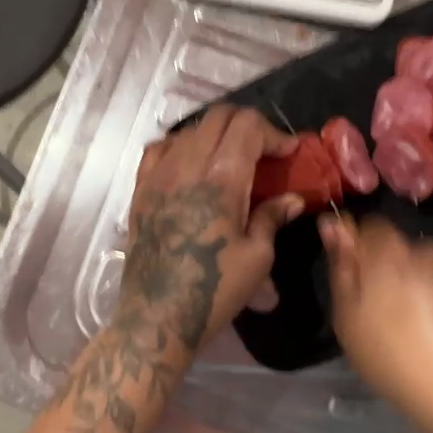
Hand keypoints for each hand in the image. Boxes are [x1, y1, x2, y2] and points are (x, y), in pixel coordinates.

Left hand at [116, 106, 301, 357]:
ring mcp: (158, 174)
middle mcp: (187, 165)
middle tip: (265, 150)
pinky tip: (191, 165)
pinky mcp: (140, 189)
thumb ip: (272, 217)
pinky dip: (181, 146)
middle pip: (219, 117)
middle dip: (247, 126)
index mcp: (221, 177)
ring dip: (216, 135)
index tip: (288, 152)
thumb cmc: (215, 288)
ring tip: (230, 158)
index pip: (247, 126)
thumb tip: (292, 199)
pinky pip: (159, 149)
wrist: (159, 315)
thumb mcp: (257, 256)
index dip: (273, 132)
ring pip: (190, 130)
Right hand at [320, 213, 432, 411]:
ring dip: (409, 283)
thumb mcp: (348, 316)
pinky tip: (431, 335)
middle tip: (372, 308)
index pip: (367, 225)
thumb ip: (341, 266)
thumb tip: (332, 225)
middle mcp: (422, 251)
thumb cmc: (392, 355)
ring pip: (420, 267)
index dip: (355, 245)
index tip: (348, 275)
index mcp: (387, 250)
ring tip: (405, 325)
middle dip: (382, 266)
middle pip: (395, 246)